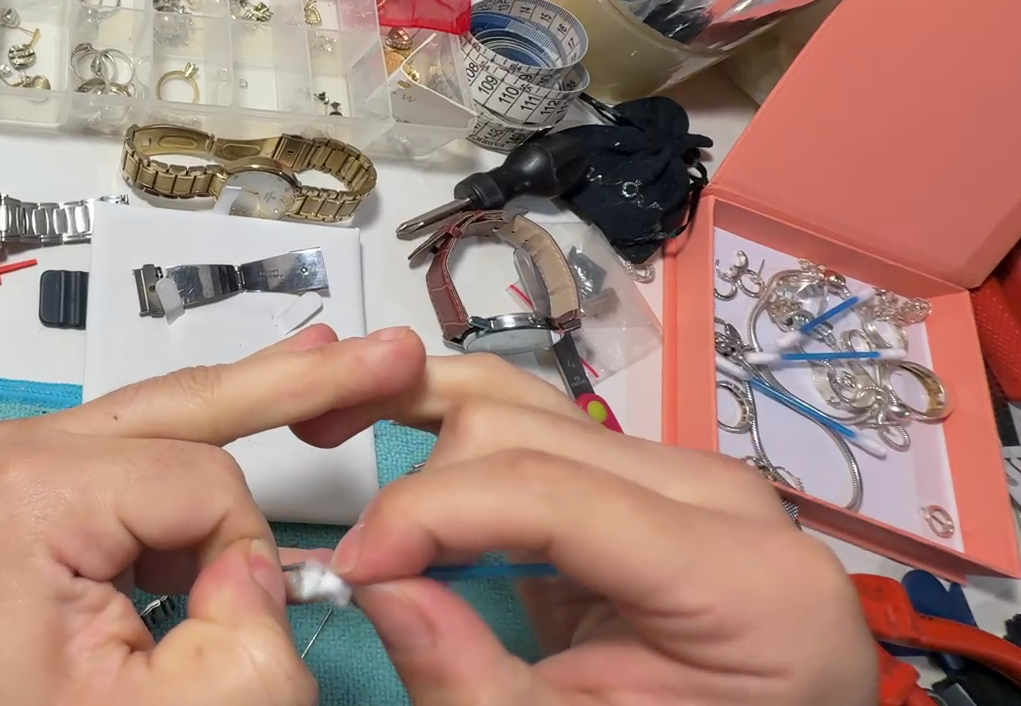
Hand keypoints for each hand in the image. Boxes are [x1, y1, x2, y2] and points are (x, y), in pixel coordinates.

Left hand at [0, 326, 428, 705]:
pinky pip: (136, 460)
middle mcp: (25, 449)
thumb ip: (243, 646)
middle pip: (188, 400)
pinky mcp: (33, 483)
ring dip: (249, 411)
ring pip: (168, 424)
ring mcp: (25, 460)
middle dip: (289, 381)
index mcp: (39, 489)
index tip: (227, 620)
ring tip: (318, 378)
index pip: (204, 477)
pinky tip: (240, 442)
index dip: (243, 556)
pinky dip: (196, 466)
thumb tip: (255, 561)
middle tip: (371, 354)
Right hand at [321, 353, 874, 704]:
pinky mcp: (620, 458)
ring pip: (500, 396)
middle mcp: (714, 491)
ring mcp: (668, 462)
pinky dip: (436, 406)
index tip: (353, 567)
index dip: (426, 513)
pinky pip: (512, 403)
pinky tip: (381, 409)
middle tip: (365, 563)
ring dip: (407, 412)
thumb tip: (370, 581)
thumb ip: (465, 678)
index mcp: (742, 578)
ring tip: (331, 430)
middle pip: (513, 432)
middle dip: (420, 492)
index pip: (542, 490)